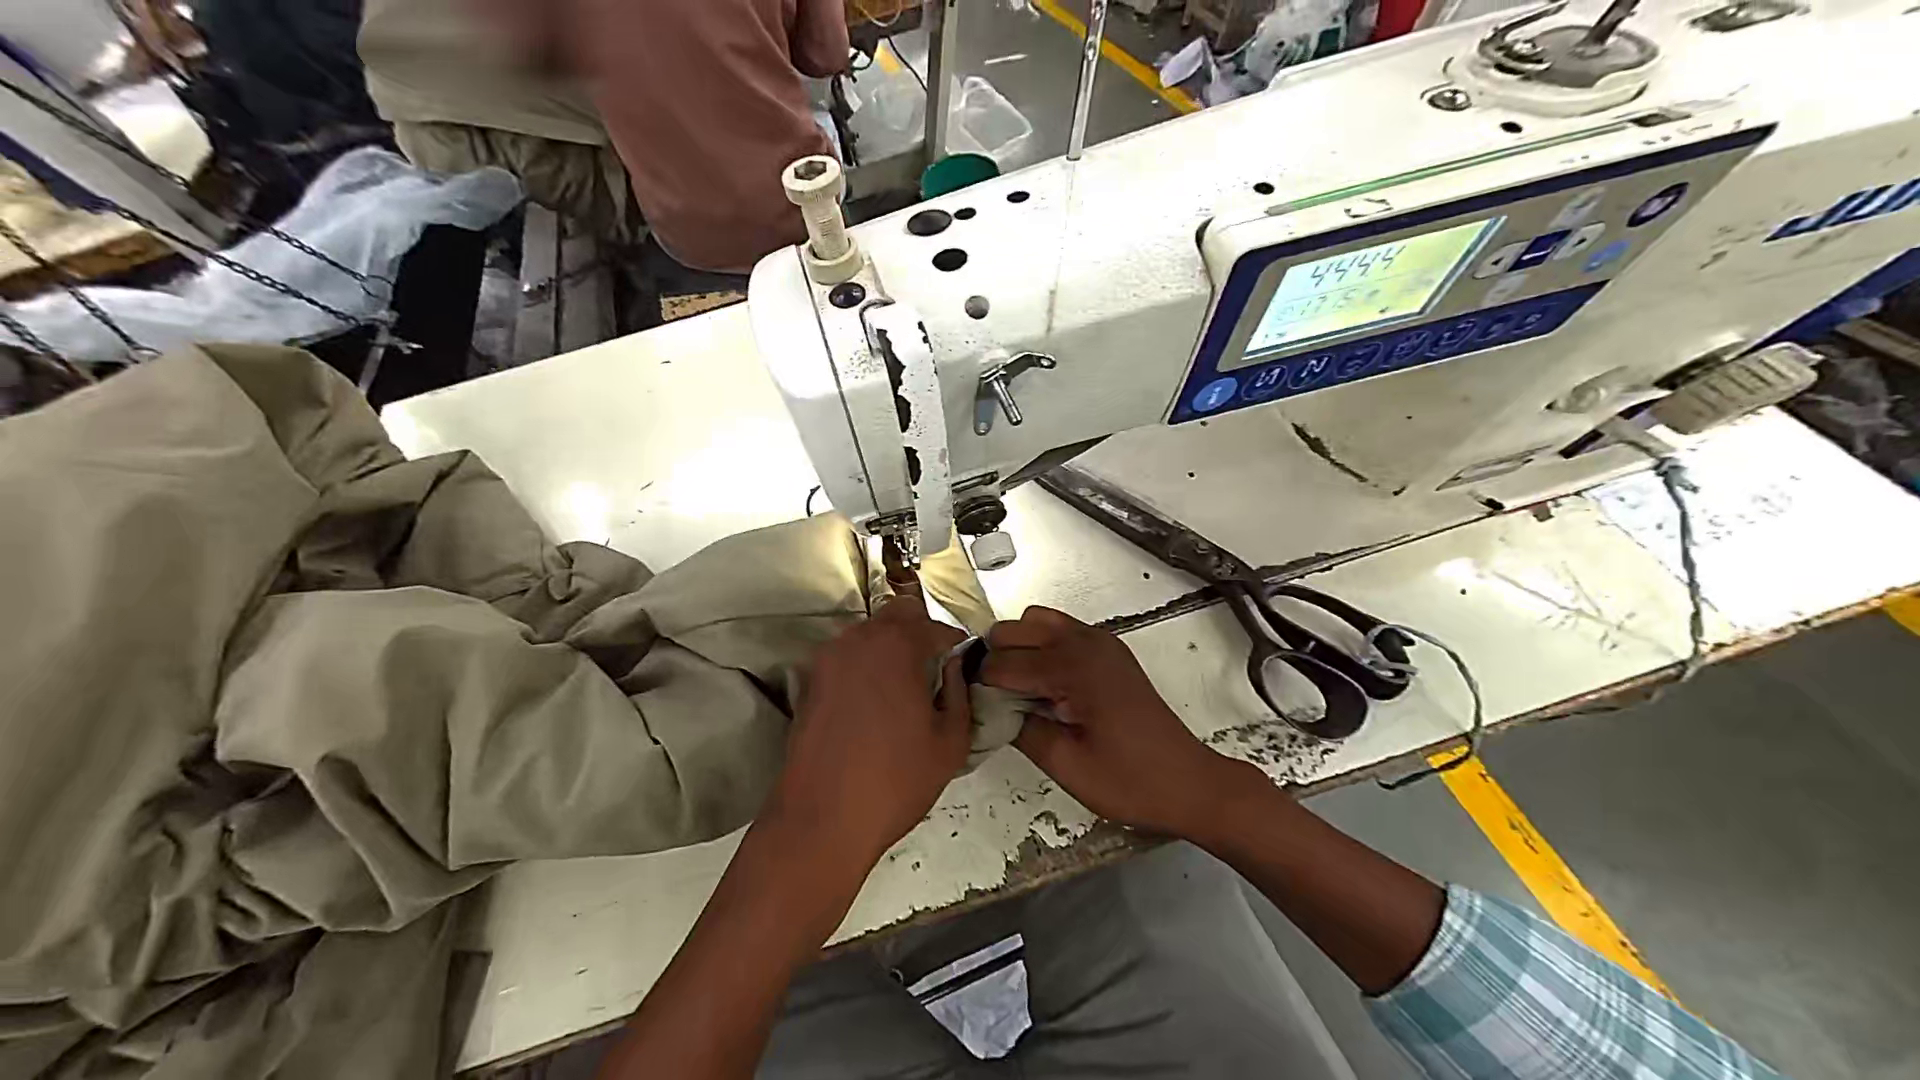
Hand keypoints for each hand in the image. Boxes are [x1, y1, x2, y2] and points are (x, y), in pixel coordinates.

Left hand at [765, 590, 969, 868]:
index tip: (963, 662)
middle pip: (898, 615)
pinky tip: (876, 702)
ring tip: (905, 687)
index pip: (936, 627)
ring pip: (869, 632)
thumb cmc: (894, 782)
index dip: (955, 644)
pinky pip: (847, 656)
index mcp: (897, 647)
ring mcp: (829, 658)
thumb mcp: (950, 742)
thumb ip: (959, 693)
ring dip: (891, 647)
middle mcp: (859, 640)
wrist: (820, 820)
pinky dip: (866, 665)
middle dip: (921, 633)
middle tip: (935, 668)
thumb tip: (954, 668)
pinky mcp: (810, 681)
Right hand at [981, 607, 1267, 840]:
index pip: (1003, 662)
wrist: (1189, 782)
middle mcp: (1085, 642)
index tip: (973, 709)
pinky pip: (1059, 630)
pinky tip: (1044, 685)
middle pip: (1014, 629)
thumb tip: (988, 708)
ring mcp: (1100, 642)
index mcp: (1074, 668)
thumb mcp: (1066, 765)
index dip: (981, 686)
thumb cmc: (1131, 781)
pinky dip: (1041, 647)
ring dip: (1017, 648)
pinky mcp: (1108, 650)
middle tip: (992, 702)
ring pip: (1035, 621)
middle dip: (995, 661)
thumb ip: (1020, 728)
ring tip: (1018, 691)